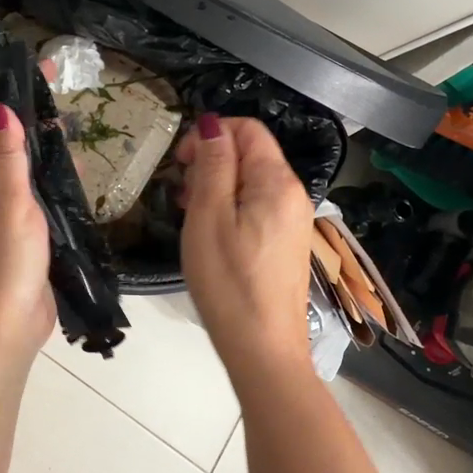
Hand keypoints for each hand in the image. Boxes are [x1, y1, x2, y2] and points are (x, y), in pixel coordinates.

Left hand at [0, 103, 55, 363]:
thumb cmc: (5, 264)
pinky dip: (56, 177)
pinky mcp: (29, 236)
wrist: (4, 327)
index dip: (20, 92)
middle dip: (35, 113)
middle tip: (66, 91)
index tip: (45, 64)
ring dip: (46, 144)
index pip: (0, 123)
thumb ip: (8, 159)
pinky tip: (78, 177)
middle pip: (13, 141)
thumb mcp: (9, 205)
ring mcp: (11, 214)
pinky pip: (42, 195)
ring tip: (73, 125)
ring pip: (28, 168)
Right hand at [178, 115, 315, 372]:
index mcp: (277, 182)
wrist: (262, 349)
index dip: (209, 133)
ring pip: (250, 179)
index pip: (247, 129)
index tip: (180, 162)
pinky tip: (208, 230)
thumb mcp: (209, 215)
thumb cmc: (228, 279)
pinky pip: (256, 204)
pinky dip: (229, 205)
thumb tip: (211, 124)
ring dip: (216, 183)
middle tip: (180, 191)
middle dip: (210, 159)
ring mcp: (292, 220)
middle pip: (249, 152)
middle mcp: (293, 194)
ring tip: (189, 211)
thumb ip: (213, 164)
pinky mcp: (285, 242)